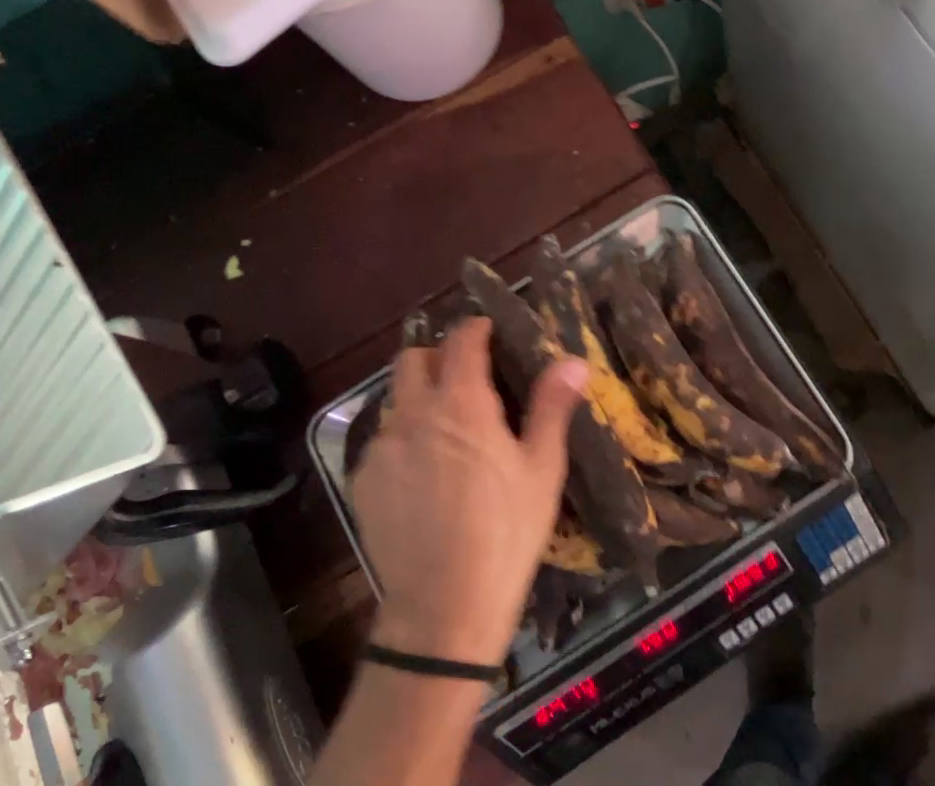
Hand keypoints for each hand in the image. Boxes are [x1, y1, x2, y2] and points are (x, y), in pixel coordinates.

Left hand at [352, 317, 587, 666]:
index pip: (461, 340)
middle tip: (468, 377)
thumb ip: (552, 407)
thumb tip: (573, 360)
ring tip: (448, 431)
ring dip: (420, 399)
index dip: (476, 328)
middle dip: (438, 356)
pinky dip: (404, 441)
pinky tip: (425, 476)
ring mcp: (381, 448)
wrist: (443, 606)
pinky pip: (383, 442)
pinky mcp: (361, 481)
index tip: (491, 331)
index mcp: (461, 403)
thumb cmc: (506, 532)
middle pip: (413, 359)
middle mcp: (413, 413)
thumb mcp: (542, 470)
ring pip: (396, 401)